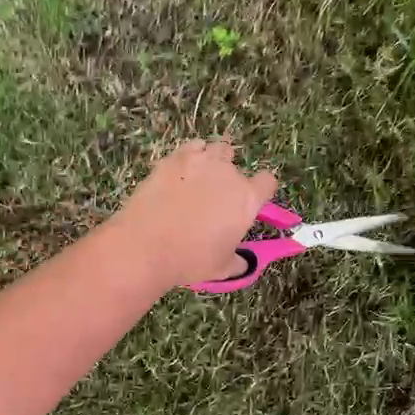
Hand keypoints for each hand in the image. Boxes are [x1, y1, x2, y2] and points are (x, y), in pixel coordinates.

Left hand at [110, 139, 277, 287]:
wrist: (146, 247)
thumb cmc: (190, 259)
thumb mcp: (222, 267)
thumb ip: (238, 262)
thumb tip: (242, 264)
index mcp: (247, 198)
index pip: (268, 181)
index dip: (260, 190)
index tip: (249, 201)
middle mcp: (229, 174)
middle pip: (238, 163)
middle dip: (229, 177)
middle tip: (215, 197)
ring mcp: (201, 162)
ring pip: (217, 149)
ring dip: (213, 160)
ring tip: (200, 178)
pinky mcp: (174, 158)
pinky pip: (192, 147)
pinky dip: (191, 155)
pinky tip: (182, 170)